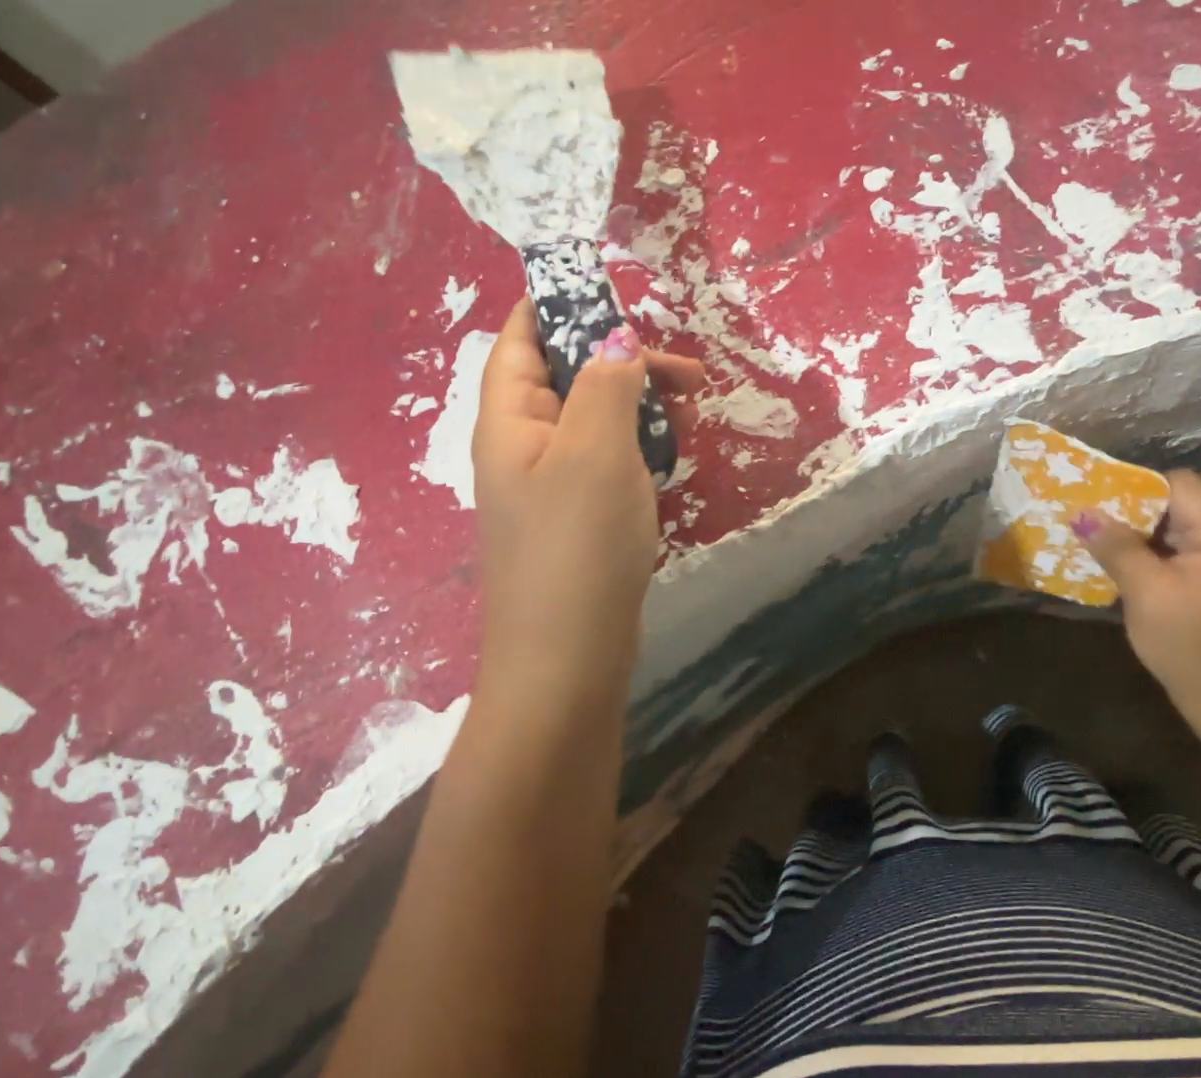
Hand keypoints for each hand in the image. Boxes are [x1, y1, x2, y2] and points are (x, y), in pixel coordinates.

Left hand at [471, 298, 703, 686]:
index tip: (625, 295)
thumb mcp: (595, 451)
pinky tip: (672, 464)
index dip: (563, 303)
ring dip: (641, 409)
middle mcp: (523, 445)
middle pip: (569, 375)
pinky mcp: (580, 521)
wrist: (567, 659)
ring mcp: (552, 487)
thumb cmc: (576, 546)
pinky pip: (609, 464)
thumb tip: (616, 339)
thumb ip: (607, 385)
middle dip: (625, 362)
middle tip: (690, 377)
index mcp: (509, 417)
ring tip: (691, 418)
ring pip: (596, 421)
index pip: (522, 335)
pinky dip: (641, 452)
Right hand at [1076, 470, 1200, 722]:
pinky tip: (1130, 570)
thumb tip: (1083, 513)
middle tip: (1094, 525)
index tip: (1098, 505)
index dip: (1136, 489)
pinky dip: (1159, 555)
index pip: (1180, 484)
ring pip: (1183, 528)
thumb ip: (1117, 548)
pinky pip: (1189, 552)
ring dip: (1144, 536)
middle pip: (1183, 503)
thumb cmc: (1188, 646)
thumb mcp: (1146, 594)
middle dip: (1136, 512)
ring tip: (1105, 546)